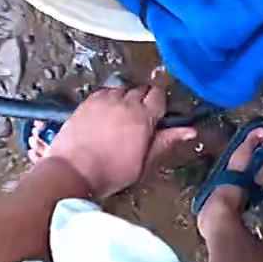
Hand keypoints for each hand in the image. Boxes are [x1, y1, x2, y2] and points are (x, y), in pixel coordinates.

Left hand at [42, 85, 195, 198]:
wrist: (73, 170)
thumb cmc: (111, 172)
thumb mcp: (144, 163)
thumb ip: (165, 142)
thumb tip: (190, 131)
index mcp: (143, 116)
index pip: (159, 95)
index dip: (159, 103)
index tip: (157, 114)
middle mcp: (125, 102)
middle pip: (142, 89)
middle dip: (144, 99)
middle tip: (140, 117)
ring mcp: (105, 99)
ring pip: (123, 89)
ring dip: (126, 98)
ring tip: (122, 115)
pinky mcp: (88, 101)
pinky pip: (105, 91)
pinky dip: (109, 98)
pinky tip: (106, 113)